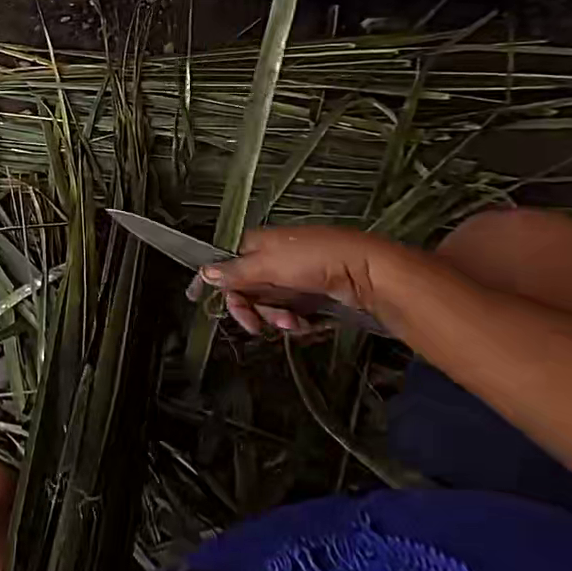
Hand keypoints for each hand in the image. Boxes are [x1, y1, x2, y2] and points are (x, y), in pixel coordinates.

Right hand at [198, 227, 409, 333]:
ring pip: (267, 303)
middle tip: (259, 325)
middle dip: (253, 310)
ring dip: (275, 317)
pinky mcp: (310, 292)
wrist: (368, 270)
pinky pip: (289, 309)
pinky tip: (304, 324)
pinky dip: (293, 320)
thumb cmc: (313, 260)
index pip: (226, 267)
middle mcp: (270, 258)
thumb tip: (203, 273)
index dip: (222, 287)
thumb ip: (233, 272)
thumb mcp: (267, 264)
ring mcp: (291, 276)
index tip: (220, 306)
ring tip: (293, 324)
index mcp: (255, 244)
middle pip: (245, 289)